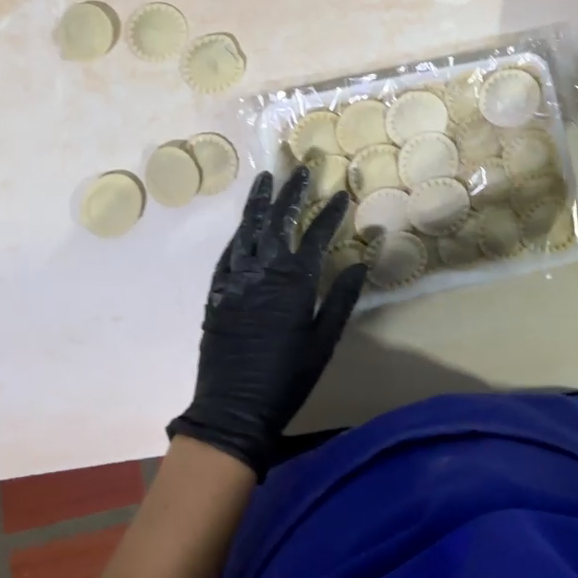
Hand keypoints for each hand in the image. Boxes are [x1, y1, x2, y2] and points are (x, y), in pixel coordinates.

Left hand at [167, 168, 365, 477]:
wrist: (233, 409)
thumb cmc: (287, 378)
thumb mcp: (324, 341)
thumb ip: (341, 298)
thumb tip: (361, 260)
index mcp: (294, 283)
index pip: (316, 235)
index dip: (330, 213)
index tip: (341, 193)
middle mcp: (264, 272)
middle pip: (279, 221)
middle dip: (292, 192)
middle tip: (302, 168)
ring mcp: (235, 280)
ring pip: (248, 231)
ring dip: (259, 203)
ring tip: (266, 179)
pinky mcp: (216, 293)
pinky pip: (227, 254)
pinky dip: (238, 235)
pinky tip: (244, 225)